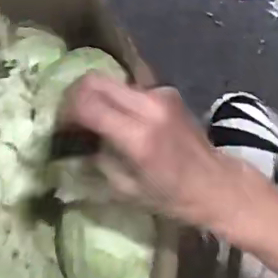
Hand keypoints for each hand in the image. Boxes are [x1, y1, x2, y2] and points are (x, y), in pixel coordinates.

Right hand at [58, 75, 253, 232]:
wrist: (217, 184)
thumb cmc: (171, 196)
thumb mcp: (124, 188)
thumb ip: (94, 160)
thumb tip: (68, 143)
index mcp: (137, 136)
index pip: (86, 103)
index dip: (65, 111)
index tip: (60, 127)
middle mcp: (148, 106)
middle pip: (93, 81)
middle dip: (74, 96)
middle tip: (69, 117)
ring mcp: (159, 94)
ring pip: (111, 81)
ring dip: (96, 96)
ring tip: (93, 120)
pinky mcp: (166, 91)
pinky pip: (129, 88)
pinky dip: (116, 100)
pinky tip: (121, 121)